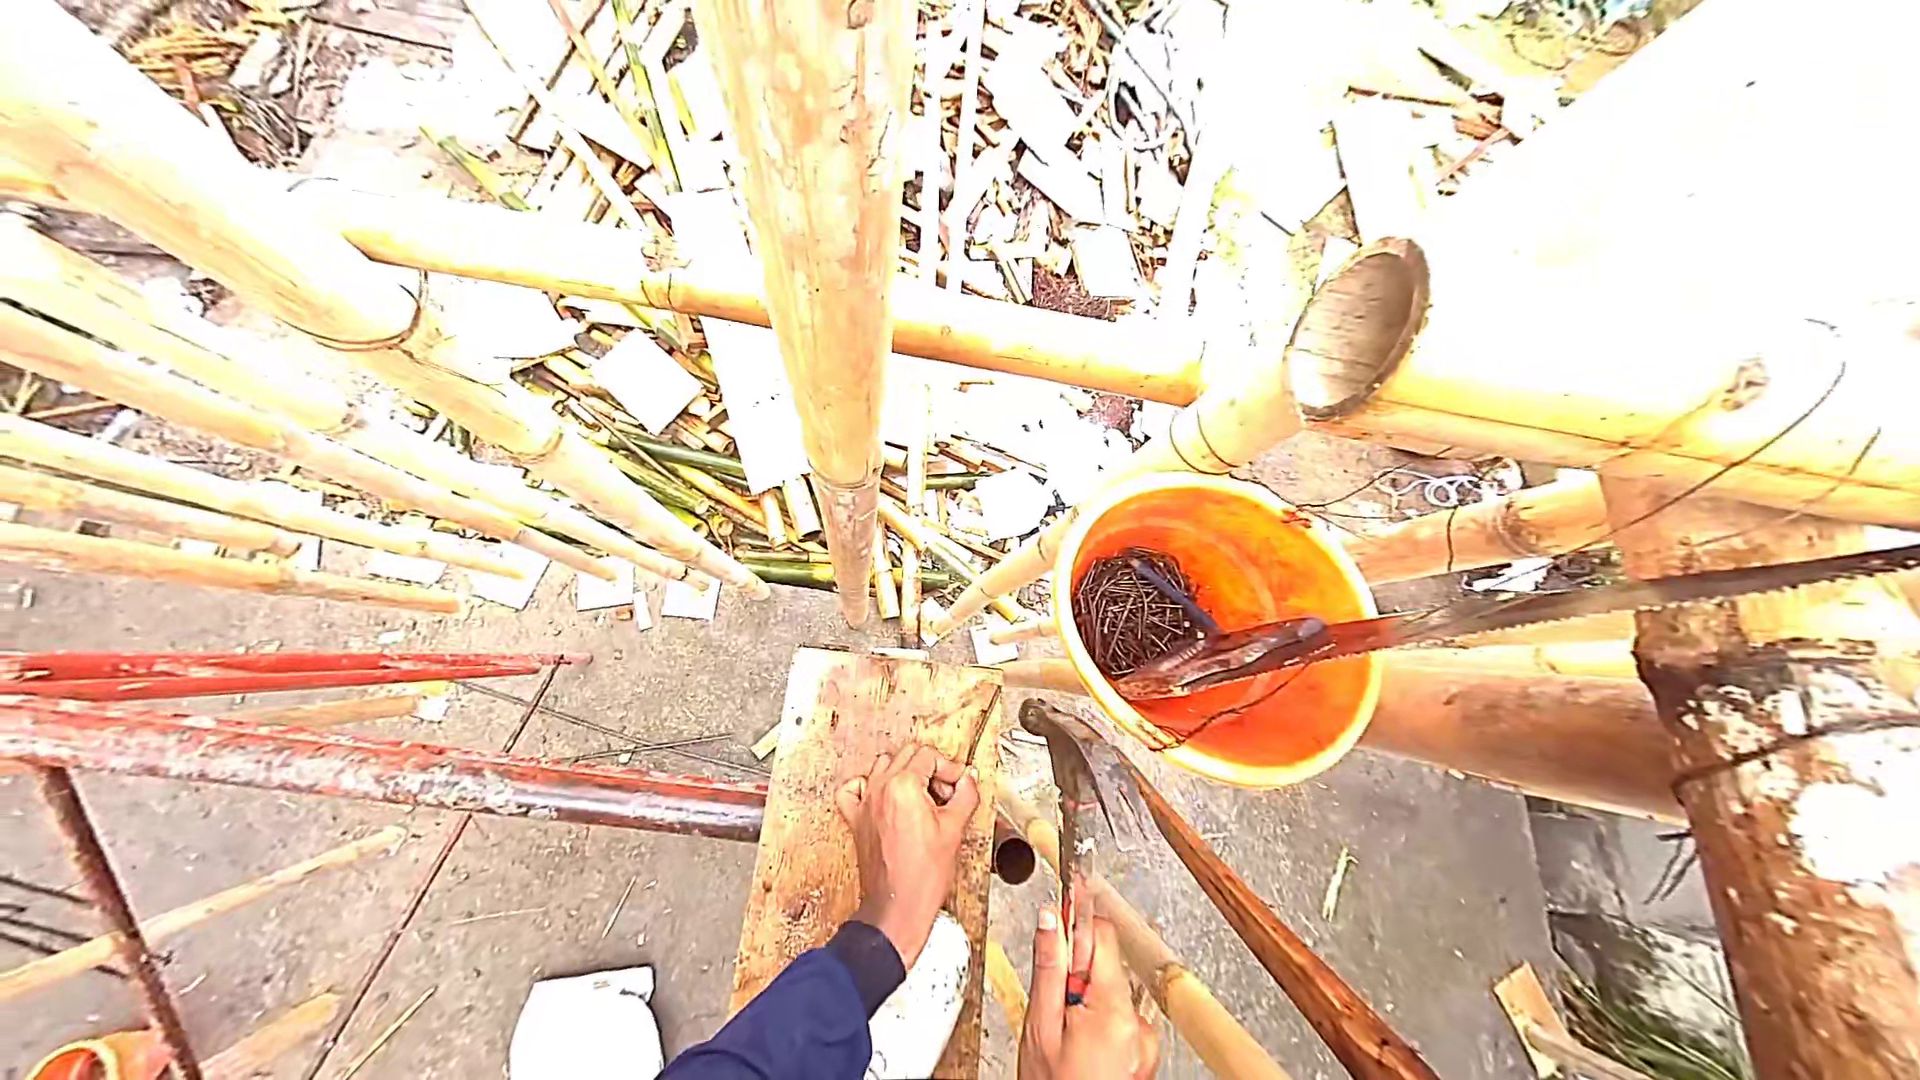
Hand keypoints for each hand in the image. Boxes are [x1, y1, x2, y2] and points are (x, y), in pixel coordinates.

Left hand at [836, 742, 980, 968]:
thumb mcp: (954, 829)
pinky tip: (885, 797)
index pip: (929, 756)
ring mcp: (865, 802)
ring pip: (883, 765)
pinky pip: (853, 788)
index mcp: (903, 785)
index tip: (959, 785)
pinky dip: (867, 785)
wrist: (897, 910)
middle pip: (908, 754)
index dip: (949, 769)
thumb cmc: (923, 875)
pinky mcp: (856, 819)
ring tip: (922, 797)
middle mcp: (880, 788)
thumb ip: (965, 794)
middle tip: (945, 793)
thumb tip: (969, 778)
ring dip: (904, 773)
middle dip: (930, 769)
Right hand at [1019, 899, 1158, 1079]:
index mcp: (1115, 1011)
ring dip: (1087, 994)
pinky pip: (1119, 1013)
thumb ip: (1049, 965)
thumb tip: (1051, 915)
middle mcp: (1138, 1024)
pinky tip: (1081, 1041)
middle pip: (1107, 960)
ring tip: (1066, 1027)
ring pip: (1111, 986)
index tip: (1059, 917)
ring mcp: (1144, 1042)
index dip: (1077, 925)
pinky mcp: (1143, 1053)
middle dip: (1078, 966)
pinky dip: (1099, 1016)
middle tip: (1056, 995)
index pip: (1103, 934)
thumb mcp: (1042, 1024)